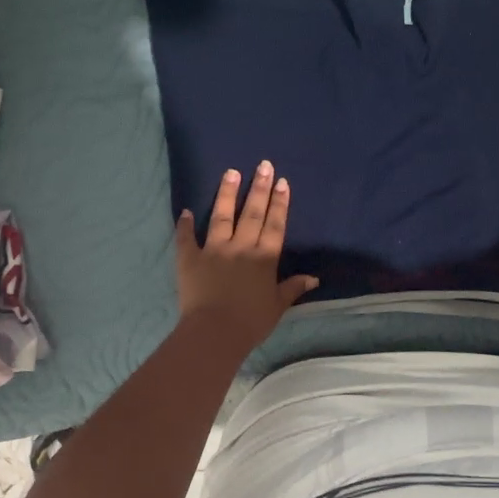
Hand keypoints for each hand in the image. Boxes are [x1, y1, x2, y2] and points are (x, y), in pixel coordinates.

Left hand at [175, 160, 318, 351]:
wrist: (215, 332)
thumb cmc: (251, 322)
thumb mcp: (277, 306)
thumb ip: (292, 288)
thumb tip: (313, 278)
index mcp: (264, 259)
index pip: (275, 225)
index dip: (280, 203)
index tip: (282, 182)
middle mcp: (241, 248)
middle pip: (252, 214)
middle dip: (259, 188)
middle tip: (263, 165)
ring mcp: (213, 250)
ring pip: (221, 217)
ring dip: (227, 193)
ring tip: (231, 172)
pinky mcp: (190, 259)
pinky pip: (186, 238)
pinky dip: (185, 224)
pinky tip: (186, 211)